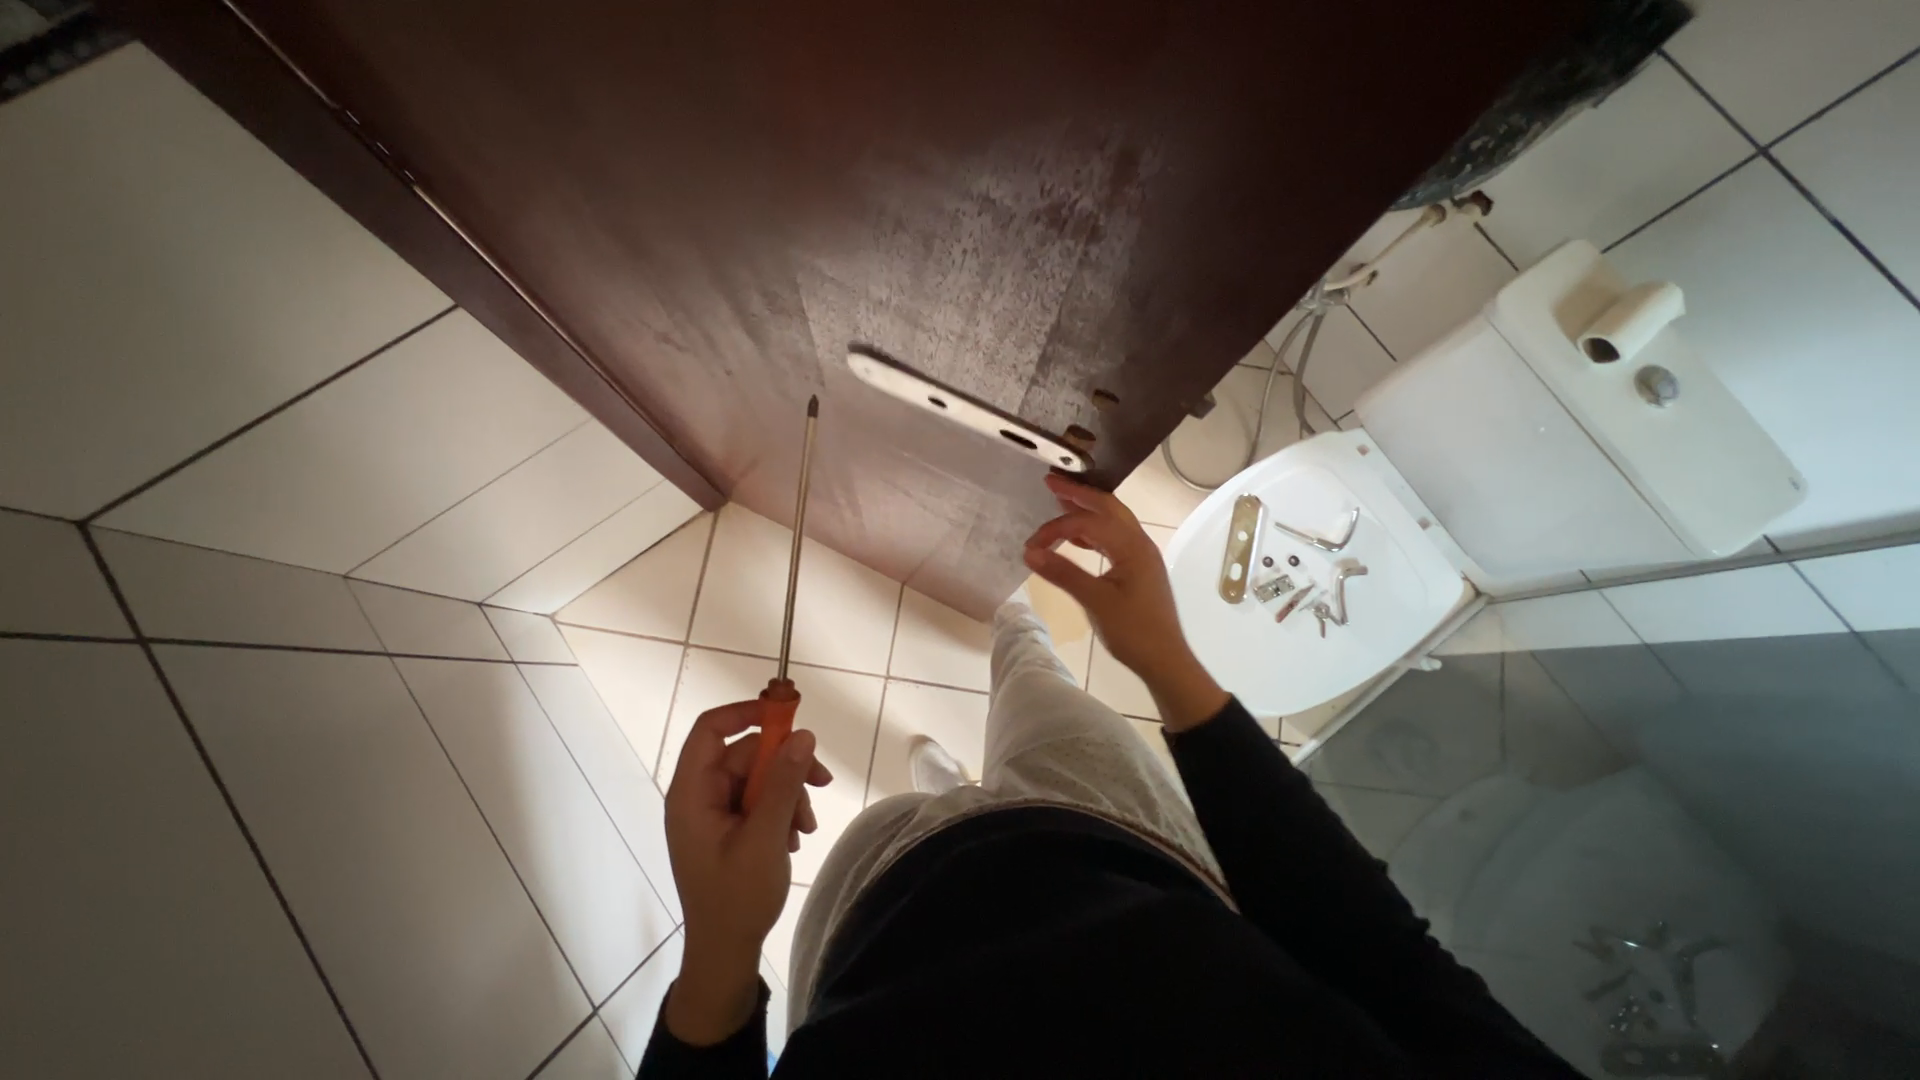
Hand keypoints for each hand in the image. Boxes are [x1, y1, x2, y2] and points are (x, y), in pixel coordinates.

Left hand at [662, 701, 831, 1044]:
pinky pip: (759, 799)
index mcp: (691, 794)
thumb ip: (783, 784)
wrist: (725, 953)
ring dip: (789, 792)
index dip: (745, 713)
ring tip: (806, 826)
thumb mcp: (764, 838)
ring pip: (758, 776)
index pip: (710, 730)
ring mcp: (713, 812)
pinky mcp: (728, 827)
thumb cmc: (736, 898)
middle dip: (785, 765)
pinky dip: (782, 810)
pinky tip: (797, 835)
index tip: (786, 714)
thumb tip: (803, 735)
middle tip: (821, 781)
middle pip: (745, 754)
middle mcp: (699, 796)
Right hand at [1023, 474, 1229, 730]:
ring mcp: (1141, 555)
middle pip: (1107, 507)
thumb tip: (1029, 552)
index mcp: (1132, 546)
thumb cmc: (1133, 632)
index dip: (1056, 529)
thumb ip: (1063, 573)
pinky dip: (1093, 531)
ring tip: (1060, 501)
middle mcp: (1140, 543)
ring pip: (1112, 521)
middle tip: (1050, 481)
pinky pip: (1114, 537)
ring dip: (1087, 510)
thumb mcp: (1095, 602)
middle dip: (1078, 494)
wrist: (1165, 660)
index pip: (1088, 523)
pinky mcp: (1139, 568)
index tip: (1031, 545)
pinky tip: (1077, 539)